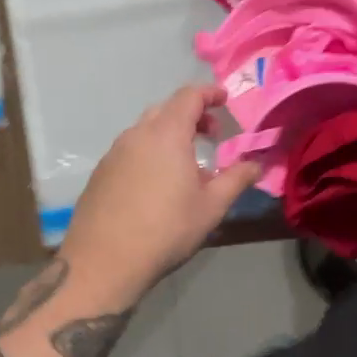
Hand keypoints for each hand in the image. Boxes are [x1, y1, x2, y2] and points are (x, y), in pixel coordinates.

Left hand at [59, 86, 262, 297]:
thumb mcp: (211, 207)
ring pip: (145, 129)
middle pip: (166, 109)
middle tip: (210, 135)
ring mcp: (114, 153)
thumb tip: (257, 165)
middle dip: (191, 114)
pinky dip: (149, 151)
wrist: (102, 263)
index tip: (224, 100)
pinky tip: (157, 183)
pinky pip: (130, 149)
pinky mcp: (100, 173)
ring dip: (169, 134)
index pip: (189, 96)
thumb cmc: (165, 230)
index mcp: (167, 134)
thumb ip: (236, 179)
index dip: (209, 93)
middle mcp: (137, 135)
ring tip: (186, 163)